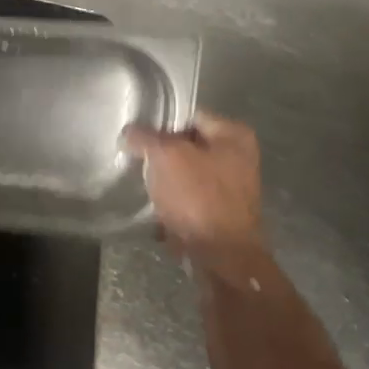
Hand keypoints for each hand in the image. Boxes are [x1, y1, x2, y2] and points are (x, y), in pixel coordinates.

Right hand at [123, 110, 264, 274]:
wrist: (219, 253)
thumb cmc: (197, 196)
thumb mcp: (165, 155)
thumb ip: (143, 136)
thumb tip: (130, 133)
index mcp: (234, 135)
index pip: (187, 115)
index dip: (159, 123)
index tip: (135, 135)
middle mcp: (238, 155)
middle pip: (185, 143)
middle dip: (159, 151)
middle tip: (134, 157)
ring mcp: (230, 184)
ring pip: (183, 169)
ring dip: (162, 175)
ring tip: (142, 181)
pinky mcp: (218, 208)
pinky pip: (185, 193)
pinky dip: (170, 197)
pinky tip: (154, 202)